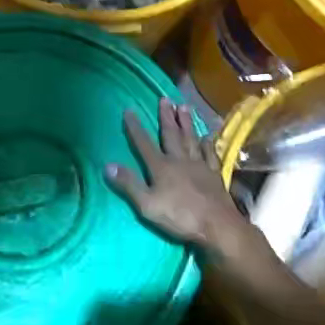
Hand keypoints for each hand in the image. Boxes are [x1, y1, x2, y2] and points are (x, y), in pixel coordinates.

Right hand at [106, 97, 257, 259]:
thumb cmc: (179, 216)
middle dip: (166, 117)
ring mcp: (199, 166)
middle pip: (171, 135)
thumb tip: (107, 165)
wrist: (217, 225)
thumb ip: (128, 184)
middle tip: (165, 99)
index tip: (129, 110)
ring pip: (191, 139)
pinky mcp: (214, 175)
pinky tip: (207, 137)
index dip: (135, 128)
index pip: (144, 144)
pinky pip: (210, 154)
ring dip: (187, 123)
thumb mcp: (146, 204)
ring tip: (185, 107)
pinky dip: (207, 144)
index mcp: (161, 167)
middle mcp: (180, 161)